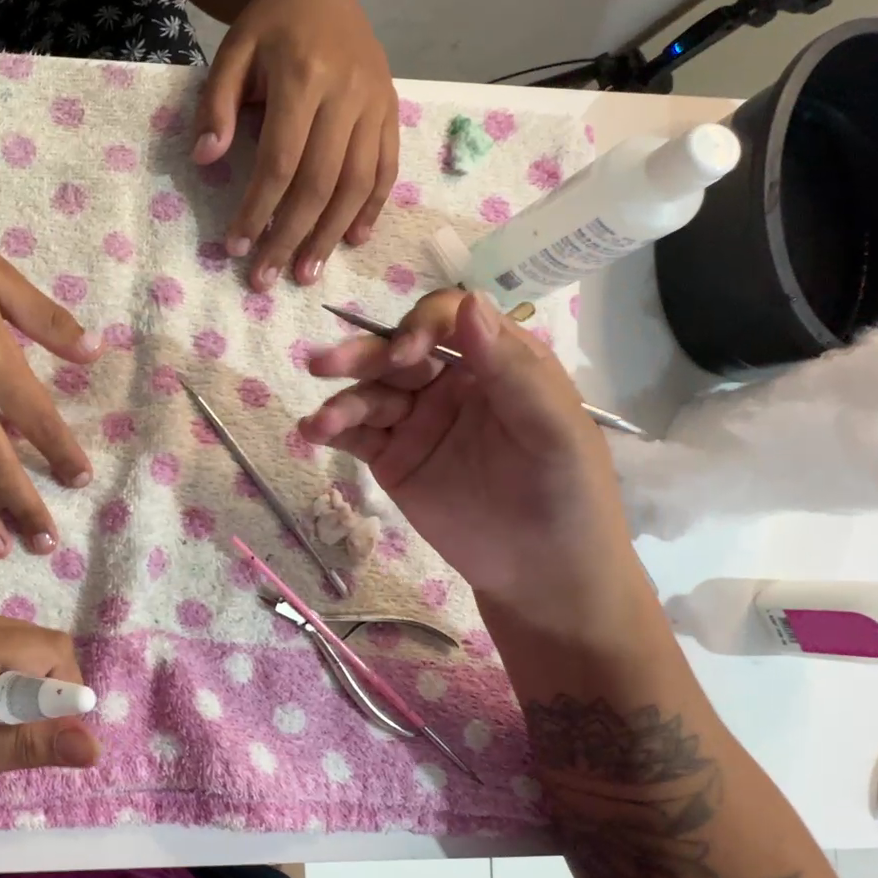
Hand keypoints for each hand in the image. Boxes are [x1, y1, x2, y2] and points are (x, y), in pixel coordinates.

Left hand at [193, 0, 397, 290]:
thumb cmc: (268, 28)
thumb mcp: (230, 54)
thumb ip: (216, 106)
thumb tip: (206, 160)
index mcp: (305, 80)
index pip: (280, 163)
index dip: (258, 211)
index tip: (237, 248)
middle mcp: (348, 94)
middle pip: (321, 182)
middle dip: (291, 237)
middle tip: (266, 279)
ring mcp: (376, 102)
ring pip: (359, 181)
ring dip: (332, 234)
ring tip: (307, 274)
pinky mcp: (392, 107)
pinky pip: (388, 165)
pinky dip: (372, 206)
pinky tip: (353, 240)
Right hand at [298, 291, 632, 605]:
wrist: (539, 574)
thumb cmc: (565, 496)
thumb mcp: (554, 429)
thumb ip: (512, 369)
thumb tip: (467, 303)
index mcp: (497, 364)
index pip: (449, 321)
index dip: (420, 326)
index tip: (403, 355)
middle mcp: (450, 383)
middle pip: (395, 353)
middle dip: (360, 355)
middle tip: (324, 365)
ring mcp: (416, 421)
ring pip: (368, 394)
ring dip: (339, 401)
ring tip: (318, 425)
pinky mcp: (390, 458)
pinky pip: (354, 434)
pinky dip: (329, 429)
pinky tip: (311, 432)